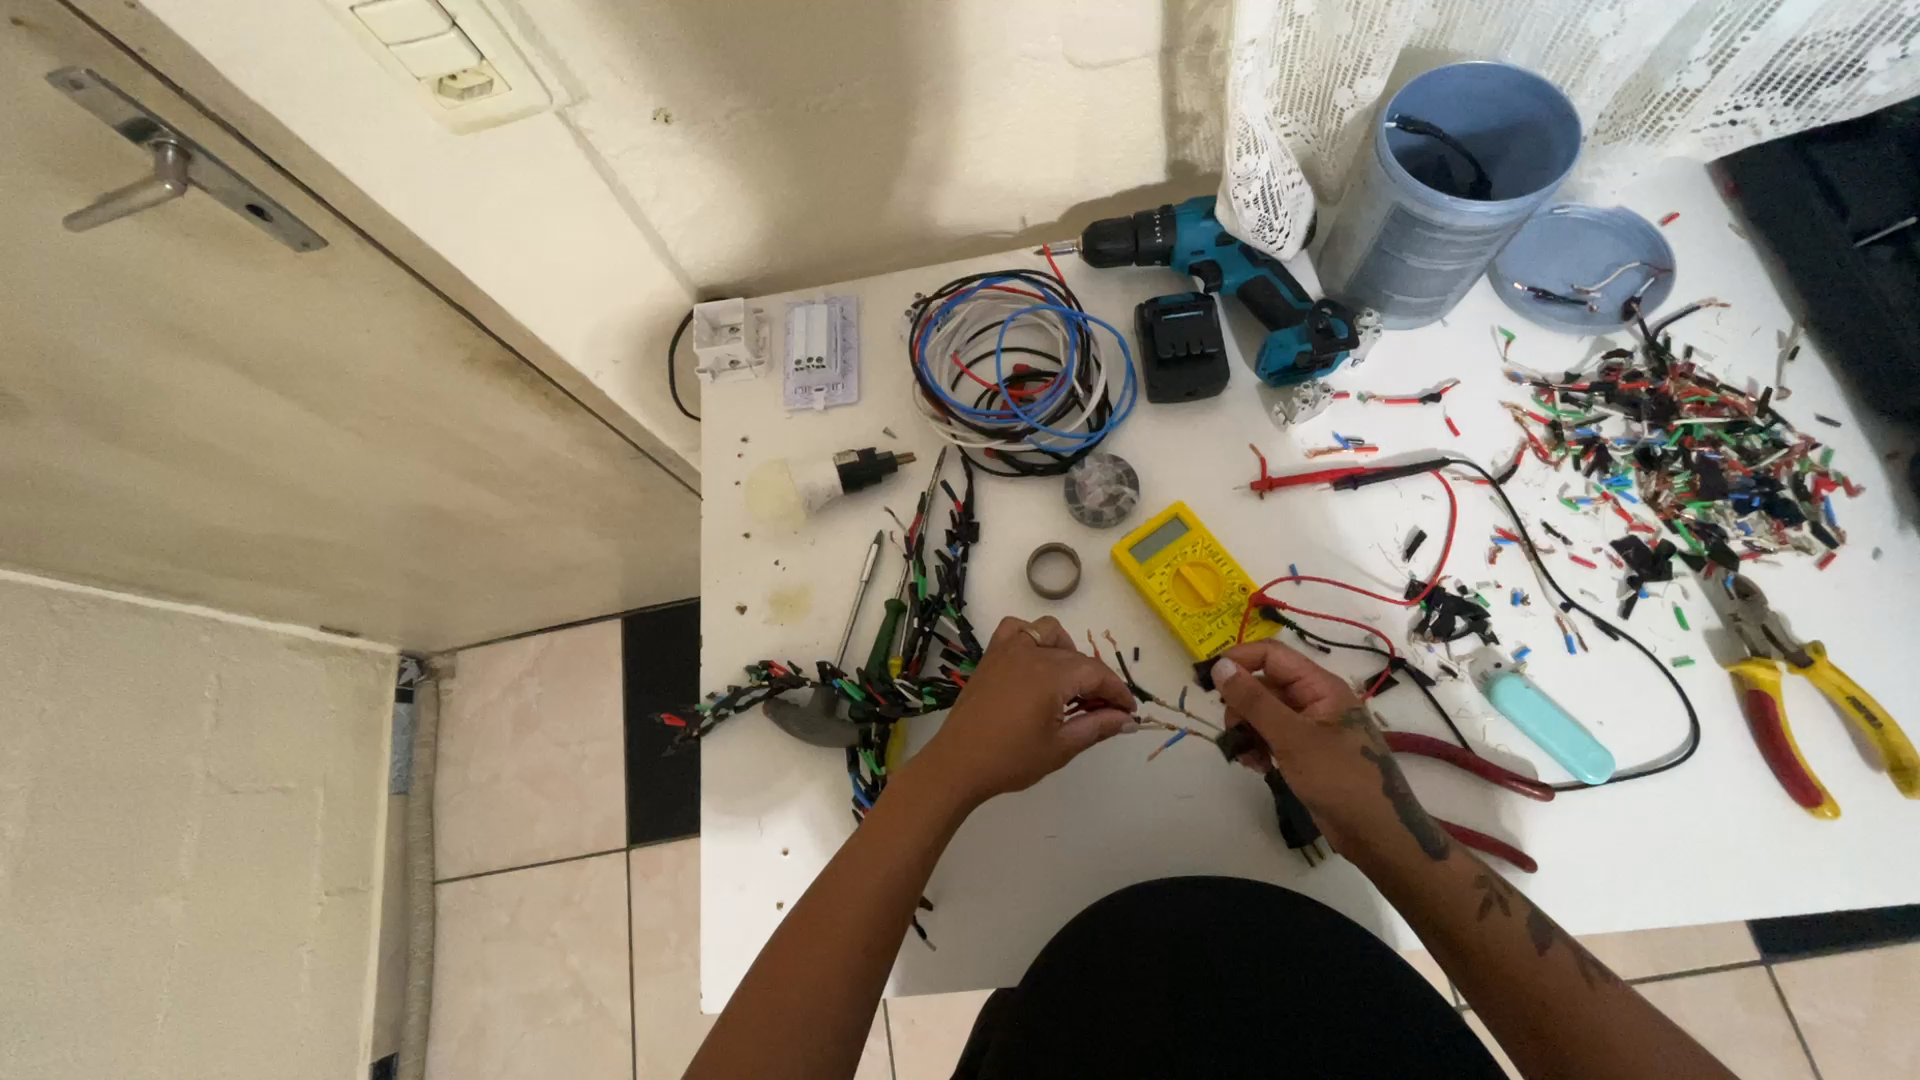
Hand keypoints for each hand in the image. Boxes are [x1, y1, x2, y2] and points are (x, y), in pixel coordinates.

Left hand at [907, 615, 1136, 807]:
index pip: (1097, 674)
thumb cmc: (1010, 760)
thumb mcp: (1061, 747)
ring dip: (1067, 652)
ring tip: (1069, 684)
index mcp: (1051, 676)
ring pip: (1049, 633)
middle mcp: (1032, 654)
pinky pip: (1016, 629)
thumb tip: (1127, 719)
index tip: (1129, 712)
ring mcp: (1008, 650)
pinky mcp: (991, 656)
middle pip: (1077, 658)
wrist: (958, 763)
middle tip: (1103, 712)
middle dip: (1096, 681)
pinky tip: (1036, 661)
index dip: (1117, 692)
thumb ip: (1097, 727)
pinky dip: (1031, 637)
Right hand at [1212, 642, 1451, 862]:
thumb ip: (1254, 701)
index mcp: (1320, 686)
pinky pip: (1271, 734)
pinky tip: (1257, 766)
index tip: (1209, 679)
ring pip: (1263, 711)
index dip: (1239, 659)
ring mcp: (1310, 726)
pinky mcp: (1305, 750)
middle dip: (1241, 704)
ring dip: (1247, 729)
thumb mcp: (1292, 737)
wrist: (1376, 834)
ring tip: (1246, 756)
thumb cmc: (1340, 778)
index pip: (1271, 655)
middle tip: (1232, 731)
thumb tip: (1219, 666)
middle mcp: (1315, 699)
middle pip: (1263, 683)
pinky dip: (1257, 745)